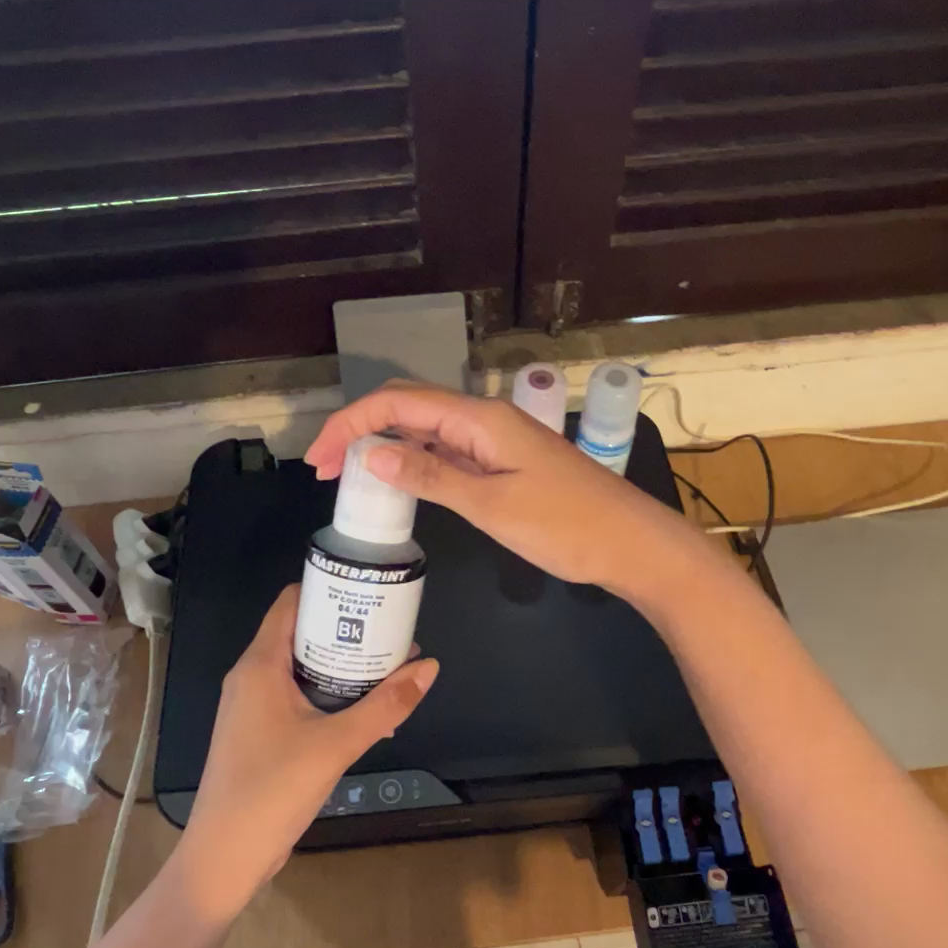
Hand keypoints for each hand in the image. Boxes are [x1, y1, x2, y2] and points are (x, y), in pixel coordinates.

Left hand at [177, 586, 438, 915]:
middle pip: (301, 634)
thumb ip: (385, 705)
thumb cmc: (272, 791)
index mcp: (259, 666)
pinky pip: (299, 698)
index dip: (328, 589)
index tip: (369, 588)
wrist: (224, 857)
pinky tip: (366, 707)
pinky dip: (331, 694)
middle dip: (346, 629)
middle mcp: (252, 678)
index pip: (291, 603)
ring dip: (343, 665)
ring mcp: (254, 708)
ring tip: (389, 664)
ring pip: (303, 669)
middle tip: (392, 627)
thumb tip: (429, 667)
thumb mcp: (336, 745)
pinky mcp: (261, 734)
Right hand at [303, 381, 707, 594]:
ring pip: (428, 430)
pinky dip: (417, 463)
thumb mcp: (490, 505)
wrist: (630, 543)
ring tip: (348, 478)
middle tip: (325, 469)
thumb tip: (371, 451)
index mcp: (480, 419)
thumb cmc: (565, 526)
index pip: (399, 403)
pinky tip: (398, 484)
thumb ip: (430, 476)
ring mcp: (497, 441)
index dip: (351, 423)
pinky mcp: (505, 463)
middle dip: (361, 429)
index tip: (317, 461)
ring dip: (386, 446)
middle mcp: (485, 420)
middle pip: (410, 408)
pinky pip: (450, 452)